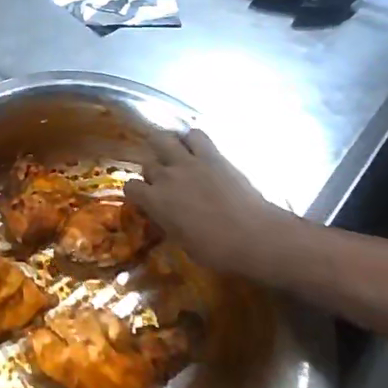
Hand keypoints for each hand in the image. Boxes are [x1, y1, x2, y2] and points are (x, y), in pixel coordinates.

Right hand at [127, 125, 300, 277]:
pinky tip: (198, 148)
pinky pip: (195, 135)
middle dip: (154, 173)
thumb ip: (169, 225)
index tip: (148, 202)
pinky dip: (193, 139)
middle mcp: (165, 176)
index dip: (138, 194)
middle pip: (147, 164)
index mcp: (155, 201)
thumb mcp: (185, 244)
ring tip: (174, 156)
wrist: (258, 238)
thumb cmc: (219, 252)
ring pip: (161, 139)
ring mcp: (187, 162)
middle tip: (167, 184)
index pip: (130, 187)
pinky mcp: (212, 155)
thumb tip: (165, 219)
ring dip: (164, 147)